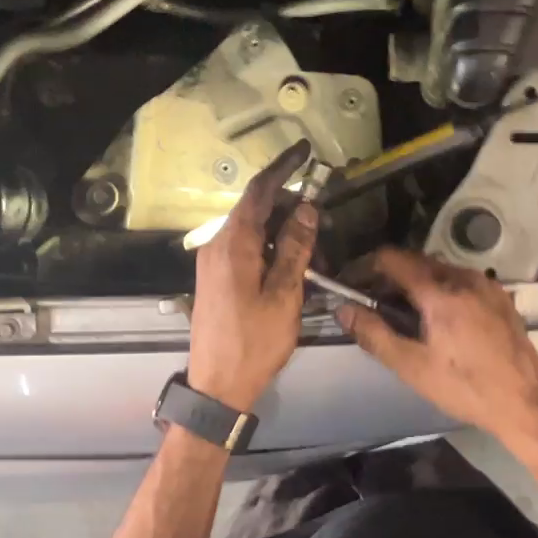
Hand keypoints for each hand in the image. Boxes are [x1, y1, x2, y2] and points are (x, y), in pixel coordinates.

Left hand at [186, 140, 319, 411]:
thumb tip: (307, 209)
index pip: (259, 191)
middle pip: (258, 210)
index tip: (305, 150)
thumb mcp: (284, 295)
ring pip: (255, 232)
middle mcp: (217, 244)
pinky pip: (247, 250)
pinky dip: (272, 251)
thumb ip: (295, 248)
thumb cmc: (254, 342)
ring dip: (285, 237)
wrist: (216, 386)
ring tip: (315, 266)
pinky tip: (293, 274)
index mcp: (233, 244)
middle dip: (293, 213)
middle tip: (324, 234)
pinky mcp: (216, 278)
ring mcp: (213, 262)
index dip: (283, 167)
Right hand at [337, 248, 537, 443]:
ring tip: (404, 314)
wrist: (527, 404)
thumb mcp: (412, 366)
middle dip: (390, 277)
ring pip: (440, 270)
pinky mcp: (500, 298)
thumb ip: (374, 334)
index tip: (353, 285)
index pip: (392, 259)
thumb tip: (344, 310)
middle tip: (374, 304)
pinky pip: (461, 281)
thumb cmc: (466, 387)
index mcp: (440, 292)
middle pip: (416, 262)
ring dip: (416, 283)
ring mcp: (487, 286)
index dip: (366, 267)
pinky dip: (441, 289)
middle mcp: (465, 278)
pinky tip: (438, 319)